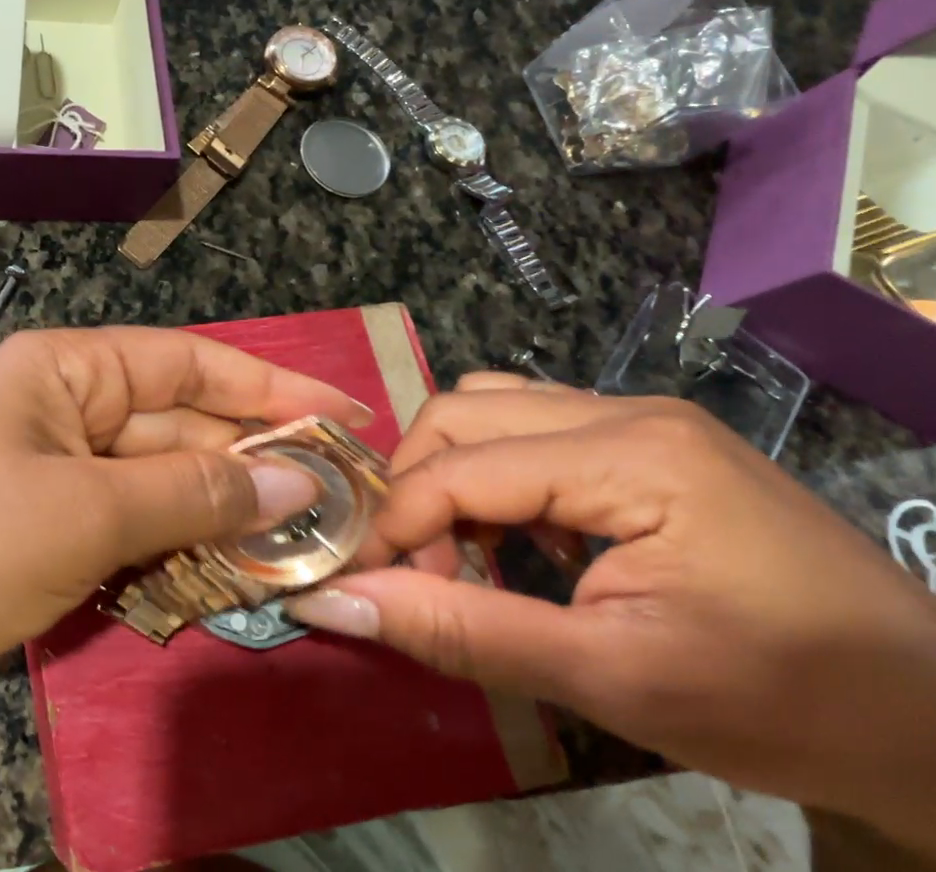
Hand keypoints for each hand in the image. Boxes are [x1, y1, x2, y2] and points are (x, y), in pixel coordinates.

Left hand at [0, 327, 371, 681]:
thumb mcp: (87, 514)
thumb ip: (194, 494)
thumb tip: (297, 481)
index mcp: (60, 368)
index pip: (185, 361)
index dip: (270, 385)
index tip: (345, 414)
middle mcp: (56, 401)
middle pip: (174, 421)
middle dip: (251, 462)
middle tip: (341, 503)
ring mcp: (46, 461)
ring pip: (151, 476)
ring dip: (216, 509)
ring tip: (302, 542)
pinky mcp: (36, 515)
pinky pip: (119, 515)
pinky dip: (168, 539)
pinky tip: (225, 566)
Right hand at [285, 375, 935, 852]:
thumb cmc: (783, 705)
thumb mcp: (610, 678)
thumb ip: (461, 630)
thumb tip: (332, 601)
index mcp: (632, 456)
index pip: (458, 466)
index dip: (394, 525)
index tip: (369, 588)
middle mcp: (631, 412)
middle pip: (460, 413)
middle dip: (415, 491)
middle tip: (422, 574)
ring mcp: (647, 422)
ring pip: (490, 409)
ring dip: (450, 475)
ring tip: (462, 552)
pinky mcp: (655, 445)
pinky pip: (532, 431)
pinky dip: (494, 477)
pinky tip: (519, 541)